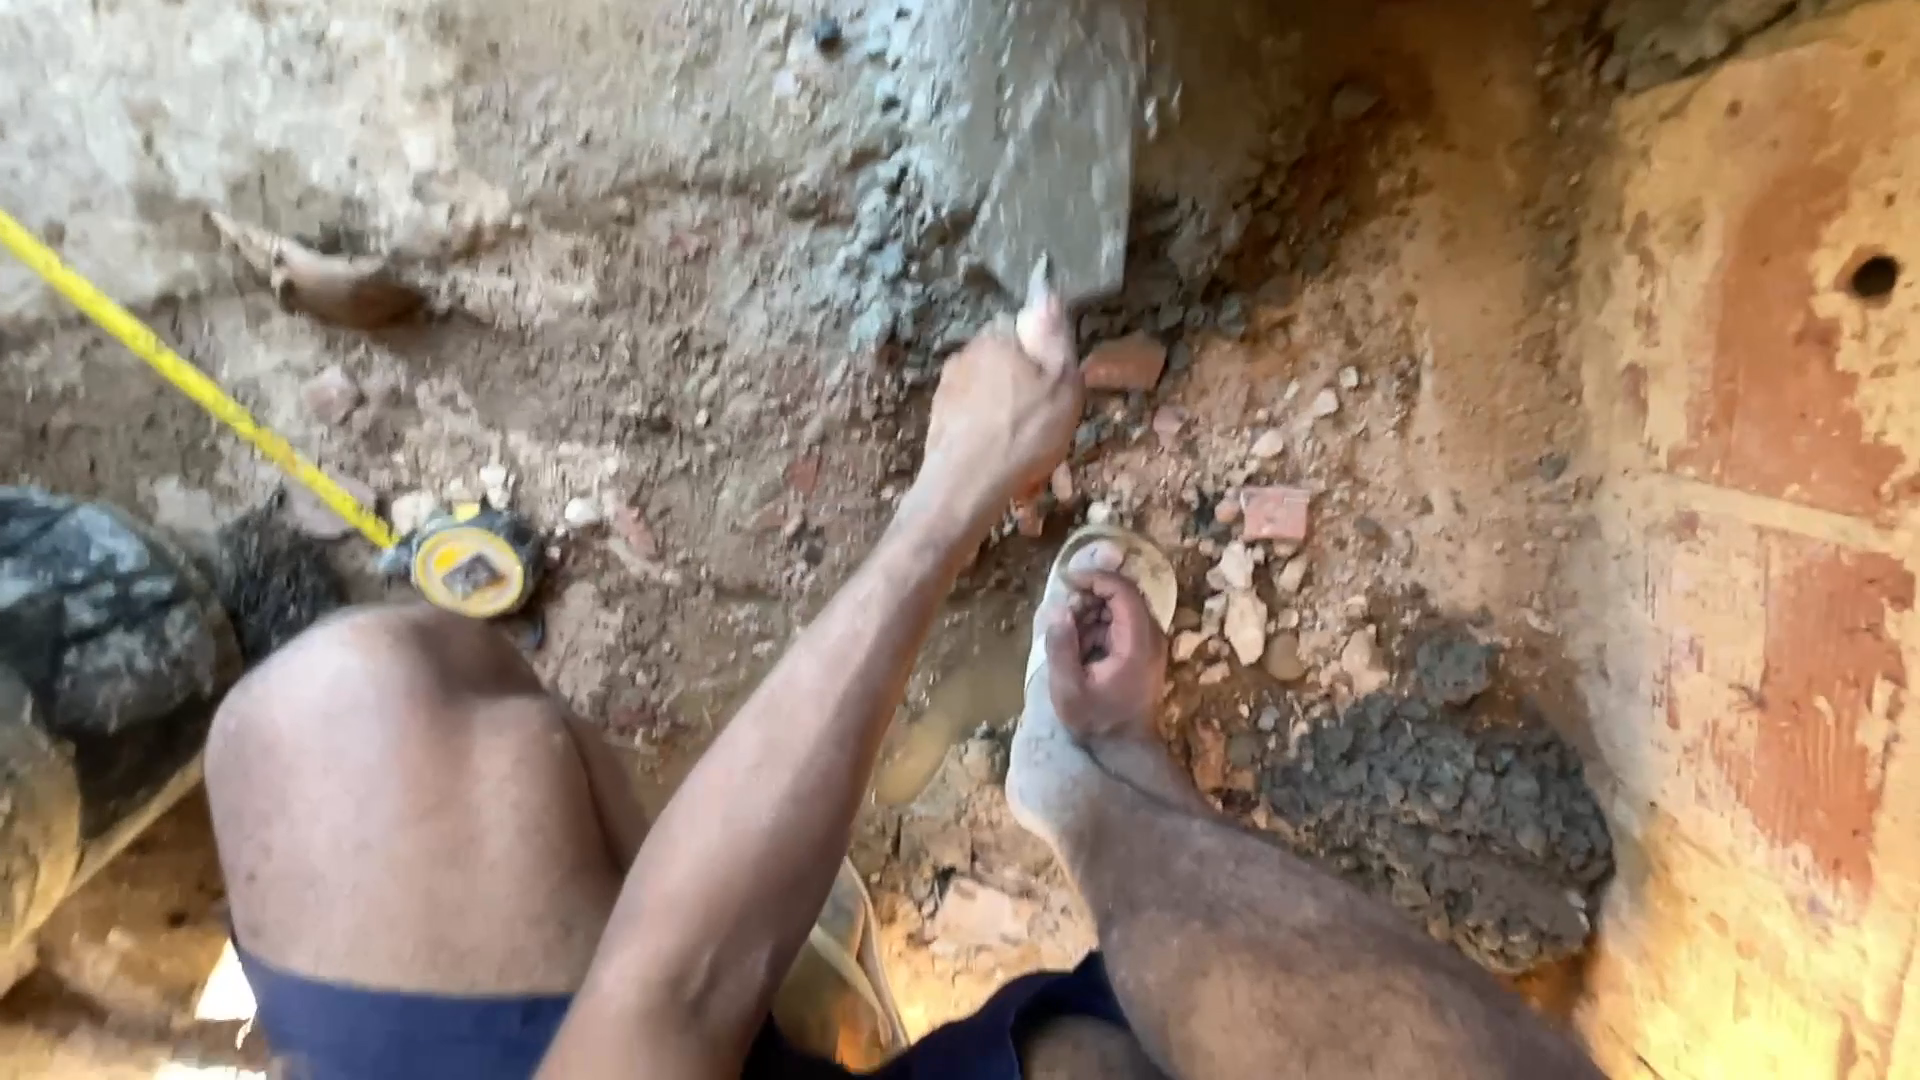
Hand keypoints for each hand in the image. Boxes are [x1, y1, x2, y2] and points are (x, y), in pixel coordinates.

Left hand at [919, 290, 1081, 520]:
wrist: (967, 484)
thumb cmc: (1024, 431)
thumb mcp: (1062, 382)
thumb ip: (1056, 338)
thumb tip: (1046, 294)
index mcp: (994, 339)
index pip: (1022, 336)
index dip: (1042, 367)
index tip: (1055, 397)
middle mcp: (964, 357)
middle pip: (1005, 372)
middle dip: (1024, 400)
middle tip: (1044, 435)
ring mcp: (945, 391)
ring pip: (989, 404)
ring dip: (1007, 426)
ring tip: (1025, 463)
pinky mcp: (936, 424)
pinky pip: (973, 429)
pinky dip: (988, 445)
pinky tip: (1002, 471)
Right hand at [1042, 569, 1164, 743]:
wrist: (1125, 749)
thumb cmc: (1096, 721)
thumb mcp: (1068, 688)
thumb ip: (1060, 646)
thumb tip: (1058, 609)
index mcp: (1138, 643)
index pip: (1123, 591)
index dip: (1095, 578)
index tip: (1066, 580)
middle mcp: (1152, 637)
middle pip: (1123, 595)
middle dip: (1089, 596)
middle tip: (1064, 615)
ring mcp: (1150, 643)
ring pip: (1121, 608)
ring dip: (1091, 612)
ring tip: (1069, 636)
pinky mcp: (1143, 651)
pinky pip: (1120, 624)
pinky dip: (1098, 626)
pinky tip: (1080, 648)